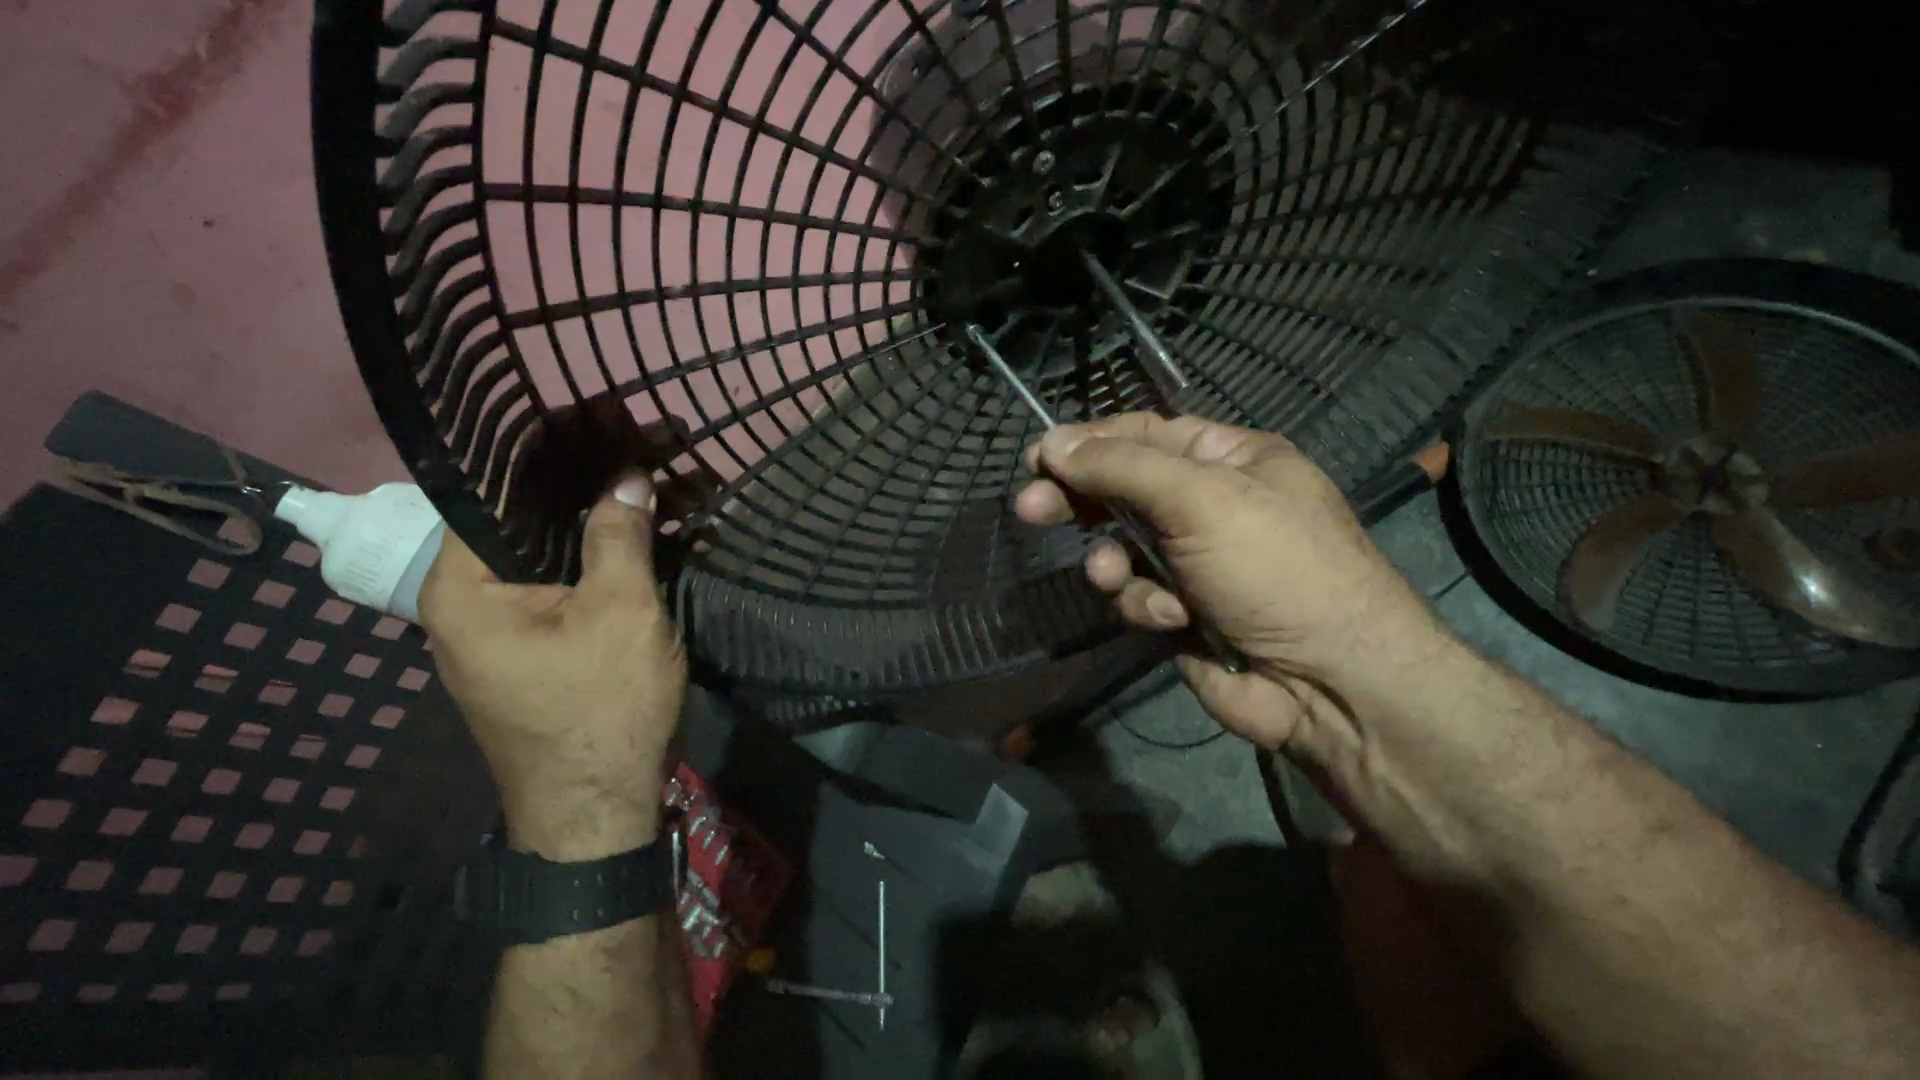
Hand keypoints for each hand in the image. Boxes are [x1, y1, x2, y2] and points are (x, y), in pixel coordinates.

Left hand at [419, 475, 686, 859]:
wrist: (597, 816)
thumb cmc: (601, 711)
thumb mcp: (621, 613)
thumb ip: (618, 535)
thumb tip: (628, 475)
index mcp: (461, 586)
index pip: (493, 488)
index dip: (553, 449)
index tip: (608, 417)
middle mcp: (464, 602)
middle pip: (523, 520)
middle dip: (588, 483)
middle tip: (645, 444)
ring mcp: (497, 630)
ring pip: (547, 554)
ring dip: (599, 522)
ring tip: (653, 481)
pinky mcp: (530, 651)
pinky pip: (560, 586)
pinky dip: (598, 559)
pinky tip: (643, 536)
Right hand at [1014, 413, 1444, 755]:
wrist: (1330, 682)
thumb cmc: (1276, 567)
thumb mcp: (1202, 499)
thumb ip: (1122, 468)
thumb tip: (1053, 442)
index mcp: (1230, 460)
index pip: (1145, 434)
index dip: (1089, 442)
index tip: (1037, 457)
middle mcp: (1212, 506)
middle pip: (1123, 491)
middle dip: (1080, 501)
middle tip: (1029, 508)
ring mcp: (1197, 564)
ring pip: (1121, 551)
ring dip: (1113, 565)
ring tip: (1116, 578)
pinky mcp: (1183, 616)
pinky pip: (1138, 597)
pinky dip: (1146, 607)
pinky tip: (1171, 620)